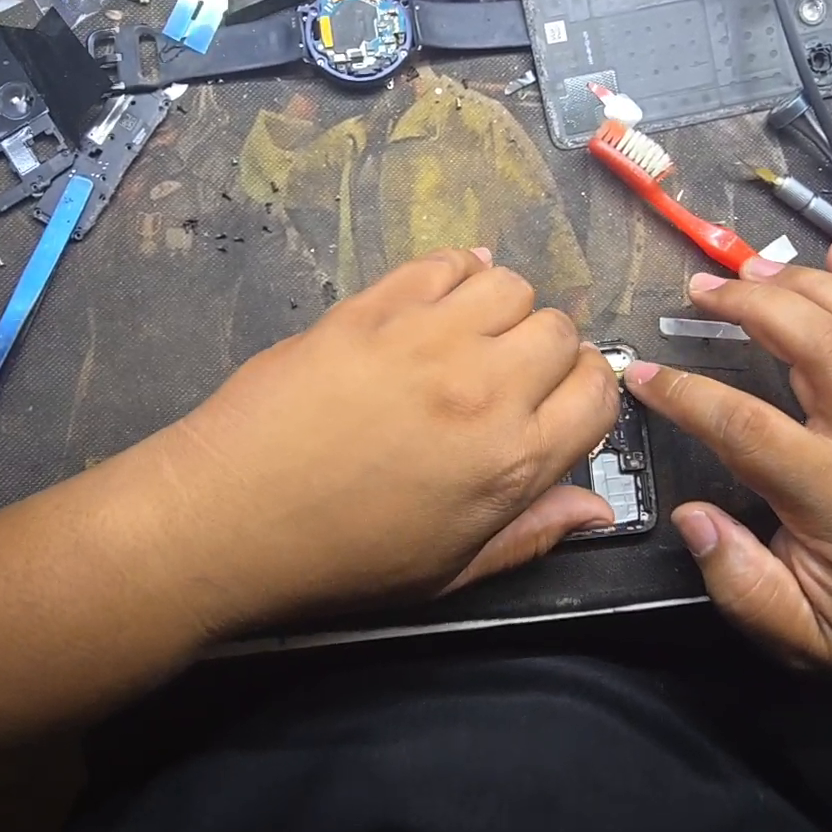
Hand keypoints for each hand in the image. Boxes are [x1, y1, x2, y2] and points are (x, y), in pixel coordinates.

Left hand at [148, 248, 620, 631]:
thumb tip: (599, 506)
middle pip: (558, 330)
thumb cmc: (343, 559)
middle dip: (547, 350)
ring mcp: (426, 337)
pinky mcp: (372, 306)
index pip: (597, 392)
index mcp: (513, 459)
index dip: (586, 391)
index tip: (557, 400)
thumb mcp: (450, 570)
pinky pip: (441, 261)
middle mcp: (485, 386)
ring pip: (508, 285)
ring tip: (469, 333)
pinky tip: (440, 294)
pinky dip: (455, 269)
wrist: (232, 516)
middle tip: (505, 371)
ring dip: (502, 306)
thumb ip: (532, 532)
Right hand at [624, 240, 831, 721]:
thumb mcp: (800, 639)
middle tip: (701, 288)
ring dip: (807, 284)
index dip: (685, 394)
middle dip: (754, 305)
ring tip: (751, 267)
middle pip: (821, 345)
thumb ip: (737, 581)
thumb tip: (690, 515)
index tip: (642, 375)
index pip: (746, 426)